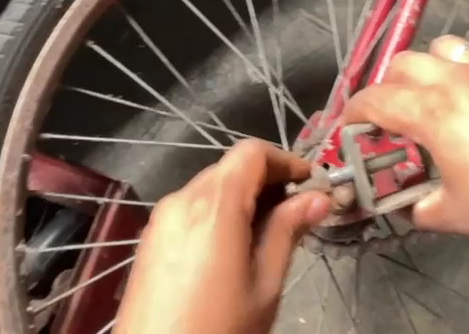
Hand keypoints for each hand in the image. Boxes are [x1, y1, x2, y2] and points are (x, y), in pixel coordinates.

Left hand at [114, 140, 331, 333]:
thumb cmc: (219, 330)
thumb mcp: (264, 286)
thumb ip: (288, 232)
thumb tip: (318, 198)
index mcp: (214, 202)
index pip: (253, 153)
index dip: (285, 160)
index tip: (311, 182)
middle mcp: (182, 197)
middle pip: (231, 167)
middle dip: (266, 181)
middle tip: (296, 212)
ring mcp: (161, 218)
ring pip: (210, 187)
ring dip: (242, 197)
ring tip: (267, 235)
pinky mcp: (149, 239)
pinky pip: (190, 209)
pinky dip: (216, 214)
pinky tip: (232, 249)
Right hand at [340, 35, 468, 257]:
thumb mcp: (459, 216)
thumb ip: (424, 206)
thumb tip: (413, 205)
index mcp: (433, 113)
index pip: (376, 99)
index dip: (355, 111)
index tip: (351, 124)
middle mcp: (457, 79)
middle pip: (404, 64)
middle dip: (389, 87)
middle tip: (393, 117)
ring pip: (445, 46)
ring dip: (431, 66)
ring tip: (436, 94)